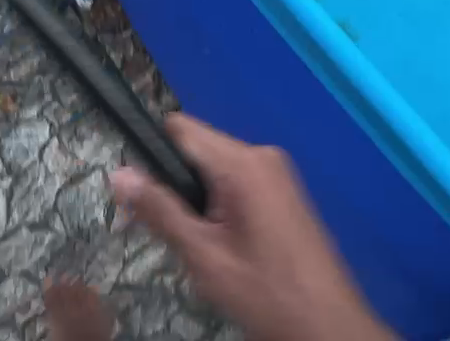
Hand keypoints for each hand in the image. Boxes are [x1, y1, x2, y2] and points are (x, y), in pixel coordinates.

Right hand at [110, 115, 394, 340]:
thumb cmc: (265, 293)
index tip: (141, 192)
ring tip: (200, 244)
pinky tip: (224, 243)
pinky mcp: (284, 189)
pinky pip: (237, 179)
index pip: (180, 128)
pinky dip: (221, 202)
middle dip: (176, 182)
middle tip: (173, 232)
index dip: (153, 153)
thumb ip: (160, 211)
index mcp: (241, 162)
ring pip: (216, 166)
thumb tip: (119, 174)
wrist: (330, 328)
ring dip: (198, 197)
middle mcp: (260, 154)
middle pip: (198, 147)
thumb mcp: (204, 256)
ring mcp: (277, 171)